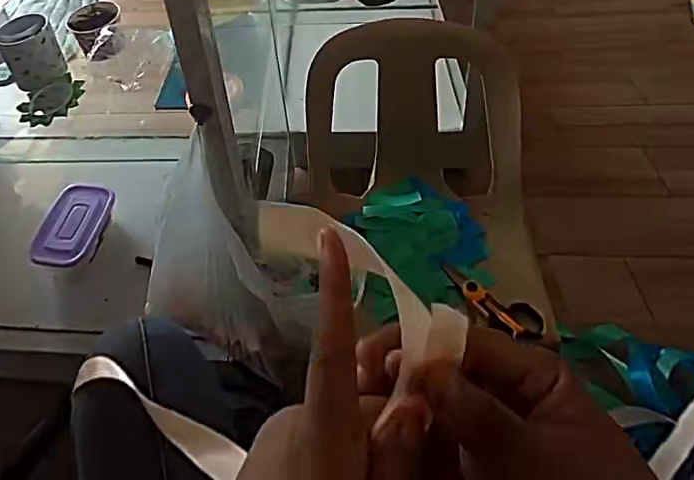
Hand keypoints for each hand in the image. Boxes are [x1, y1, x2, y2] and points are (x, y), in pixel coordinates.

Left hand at [239, 228, 430, 479]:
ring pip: (341, 414)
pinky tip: (349, 473)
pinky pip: (316, 430)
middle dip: (393, 408)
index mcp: (320, 433)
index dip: (332, 292)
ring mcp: (275, 431)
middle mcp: (294, 420)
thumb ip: (399, 461)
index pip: (330, 350)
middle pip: (360, 393)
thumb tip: (417, 402)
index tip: (329, 237)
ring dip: (367, 435)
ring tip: (381, 471)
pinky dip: (340, 444)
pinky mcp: (268, 443)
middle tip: (426, 448)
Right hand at [357, 324, 651, 479]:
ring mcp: (488, 434)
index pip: (464, 340)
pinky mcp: (475, 466)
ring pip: (433, 408)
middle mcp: (503, 394)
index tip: (374, 357)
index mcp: (529, 372)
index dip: (417, 343)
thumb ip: (481, 412)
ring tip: (363, 410)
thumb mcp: (541, 456)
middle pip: (441, 369)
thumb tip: (418, 365)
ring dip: (398, 408)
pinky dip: (411, 443)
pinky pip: (438, 446)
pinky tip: (384, 444)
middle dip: (399, 373)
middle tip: (358, 383)